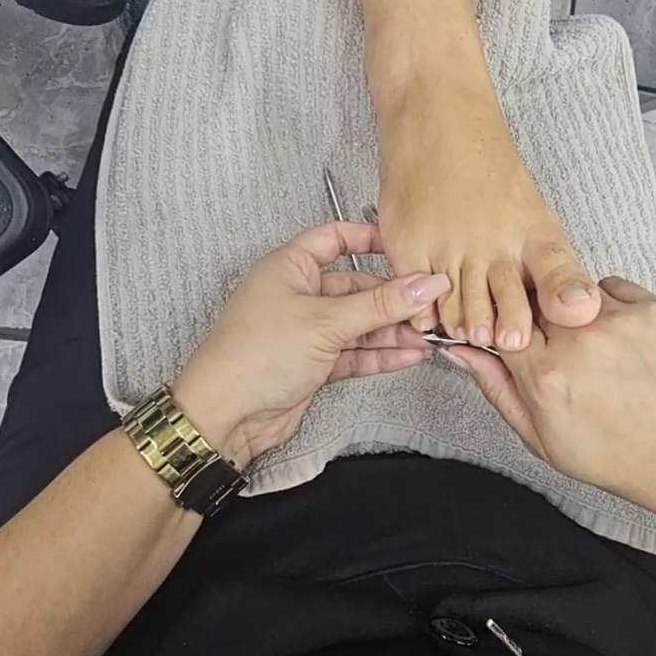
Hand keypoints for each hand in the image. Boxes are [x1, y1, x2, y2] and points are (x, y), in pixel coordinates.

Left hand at [172, 222, 449, 467]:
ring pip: (358, 323)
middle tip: (431, 305)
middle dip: (392, 297)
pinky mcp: (312, 363)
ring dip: (391, 330)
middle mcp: (298, 294)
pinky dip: (379, 354)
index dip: (369, 239)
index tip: (407, 249)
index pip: (334, 239)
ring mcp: (305, 330)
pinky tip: (410, 356)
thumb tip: (427, 284)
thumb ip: (381, 304)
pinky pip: (353, 352)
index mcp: (290, 266)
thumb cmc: (259, 354)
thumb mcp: (326, 322)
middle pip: (355, 286)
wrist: (224, 416)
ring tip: (429, 336)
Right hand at [369, 27, 599, 352]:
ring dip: (467, 330)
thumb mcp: (534, 213)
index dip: (554, 322)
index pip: (557, 291)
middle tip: (504, 348)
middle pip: (505, 316)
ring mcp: (450, 248)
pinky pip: (419, 301)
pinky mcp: (410, 246)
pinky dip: (428, 316)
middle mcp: (494, 245)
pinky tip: (435, 318)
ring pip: (462, 315)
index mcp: (535, 234)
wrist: (438, 118)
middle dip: (506, 337)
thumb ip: (553, 268)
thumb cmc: (487, 166)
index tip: (551, 338)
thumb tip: (580, 312)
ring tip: (470, 337)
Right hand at [442, 277, 655, 513]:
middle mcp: (580, 339)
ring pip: (569, 293)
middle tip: (556, 350)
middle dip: (535, 321)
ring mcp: (619, 319)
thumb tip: (460, 350)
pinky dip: (605, 306)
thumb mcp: (541, 438)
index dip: (503, 334)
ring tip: (594, 352)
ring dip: (570, 313)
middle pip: (532, 302)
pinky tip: (617, 342)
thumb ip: (496, 388)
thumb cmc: (618, 457)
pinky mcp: (652, 308)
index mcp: (546, 375)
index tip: (512, 342)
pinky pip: (609, 287)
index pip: (498, 326)